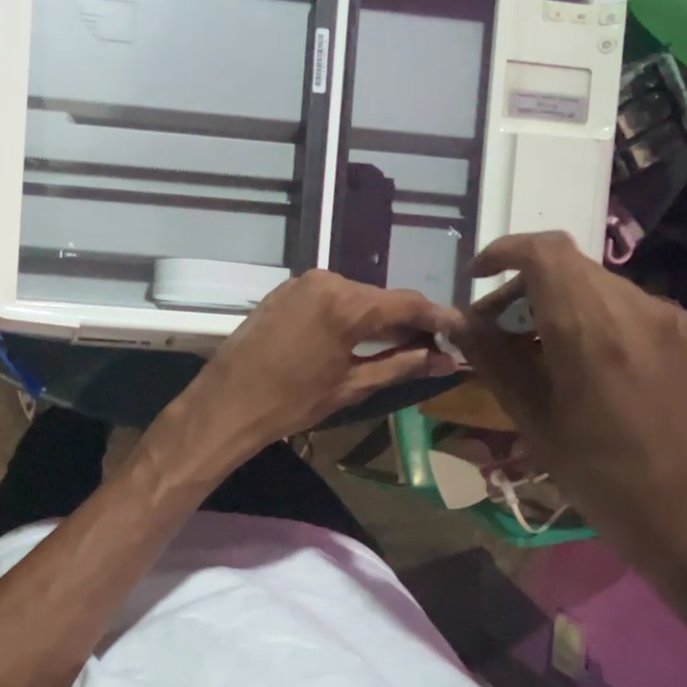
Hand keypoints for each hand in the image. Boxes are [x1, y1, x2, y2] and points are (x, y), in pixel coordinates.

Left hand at [178, 270, 460, 459]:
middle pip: (381, 298)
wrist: (225, 404)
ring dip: (375, 318)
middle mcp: (326, 281)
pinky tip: (354, 338)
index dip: (438, 319)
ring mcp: (300, 284)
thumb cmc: (289, 402)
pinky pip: (326, 298)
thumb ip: (400, 366)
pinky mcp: (281, 292)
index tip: (461, 333)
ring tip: (395, 347)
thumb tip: (444, 361)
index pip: (408, 304)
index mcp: (348, 304)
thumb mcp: (350, 387)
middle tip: (429, 347)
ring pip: (354, 297)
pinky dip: (345, 315)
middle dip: (407, 321)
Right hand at [454, 232, 686, 570]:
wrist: (686, 509)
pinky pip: (624, 306)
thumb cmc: (594, 471)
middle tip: (494, 331)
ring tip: (533, 350)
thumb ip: (492, 358)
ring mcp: (668, 319)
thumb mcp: (530, 416)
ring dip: (555, 303)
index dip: (504, 252)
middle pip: (568, 268)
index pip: (545, 253)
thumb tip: (455, 322)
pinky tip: (576, 361)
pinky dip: (588, 317)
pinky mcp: (686, 334)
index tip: (476, 278)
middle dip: (522, 288)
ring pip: (596, 286)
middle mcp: (636, 310)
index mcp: (591, 331)